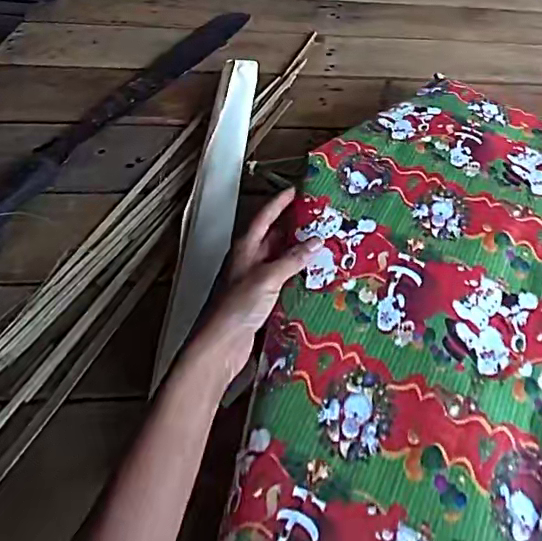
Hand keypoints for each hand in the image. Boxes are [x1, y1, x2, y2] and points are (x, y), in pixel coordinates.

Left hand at [179, 188, 314, 387]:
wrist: (218, 349)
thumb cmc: (233, 309)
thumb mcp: (268, 277)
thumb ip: (293, 258)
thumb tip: (316, 241)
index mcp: (244, 249)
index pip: (264, 217)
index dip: (279, 202)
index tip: (296, 191)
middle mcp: (248, 261)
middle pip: (273, 236)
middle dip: (295, 225)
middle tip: (318, 216)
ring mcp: (253, 280)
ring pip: (281, 257)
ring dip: (299, 250)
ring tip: (323, 242)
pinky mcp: (260, 299)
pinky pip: (284, 277)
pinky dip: (299, 272)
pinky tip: (314, 273)